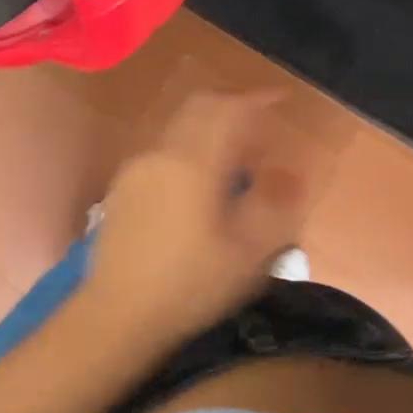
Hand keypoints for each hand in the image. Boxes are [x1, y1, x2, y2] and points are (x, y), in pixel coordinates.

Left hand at [81, 92, 314, 339]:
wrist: (117, 313)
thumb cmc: (190, 285)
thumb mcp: (247, 253)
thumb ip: (275, 206)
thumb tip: (294, 173)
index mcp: (193, 162)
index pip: (226, 109)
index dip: (255, 100)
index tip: (280, 100)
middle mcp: (160, 154)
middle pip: (197, 110)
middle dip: (231, 109)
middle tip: (260, 126)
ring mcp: (135, 170)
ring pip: (178, 131)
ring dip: (209, 132)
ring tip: (236, 160)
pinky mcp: (120, 190)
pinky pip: (162, 153)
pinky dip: (188, 152)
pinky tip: (199, 186)